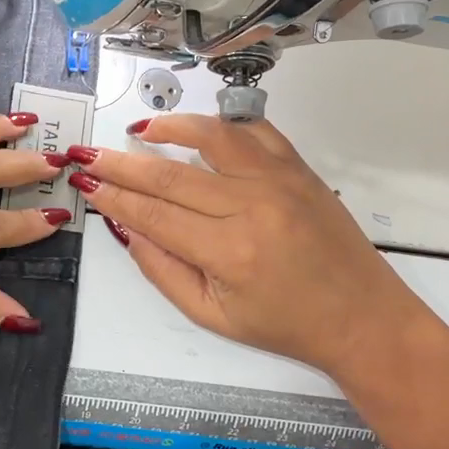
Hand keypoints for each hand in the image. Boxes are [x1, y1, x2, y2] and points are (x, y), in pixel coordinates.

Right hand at [67, 115, 424, 371]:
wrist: (364, 318)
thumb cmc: (284, 325)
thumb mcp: (211, 315)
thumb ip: (161, 270)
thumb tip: (124, 225)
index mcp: (229, 252)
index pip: (153, 214)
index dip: (113, 196)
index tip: (85, 182)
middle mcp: (253, 207)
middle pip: (171, 175)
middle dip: (122, 164)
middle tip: (88, 154)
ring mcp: (280, 181)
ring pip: (213, 136)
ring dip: (169, 127)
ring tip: (138, 129)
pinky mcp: (300, 169)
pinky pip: (255, 131)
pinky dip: (222, 123)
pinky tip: (197, 129)